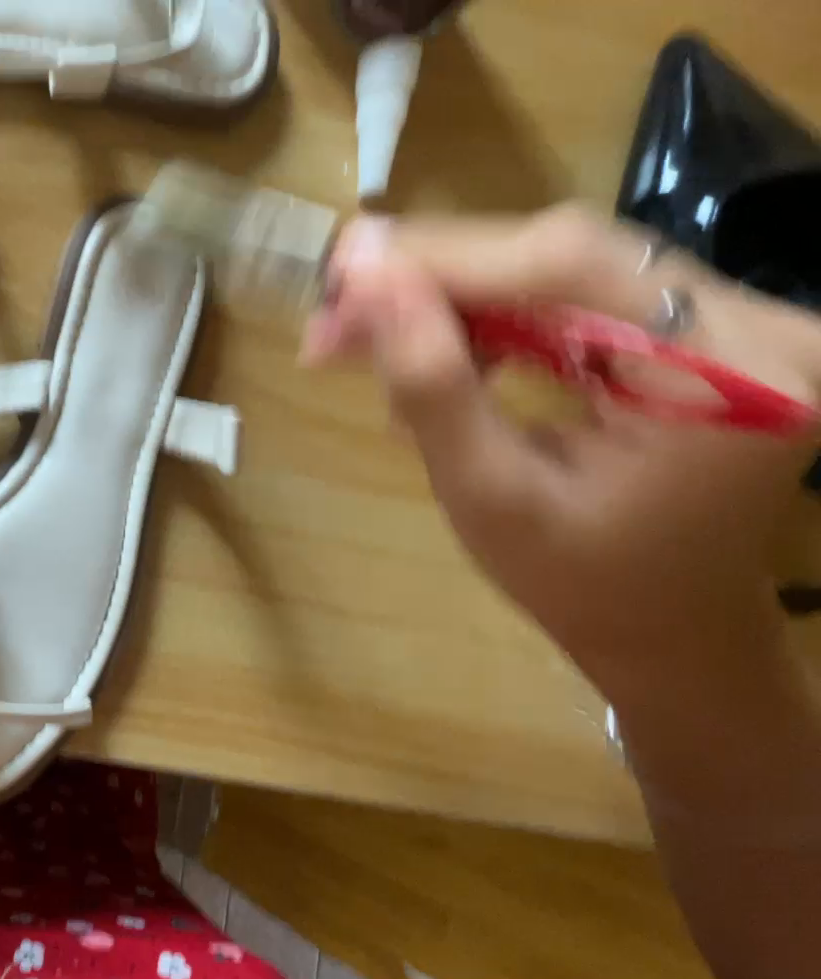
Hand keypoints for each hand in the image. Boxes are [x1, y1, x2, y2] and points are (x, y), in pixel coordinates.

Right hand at [302, 206, 820, 691]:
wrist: (661, 622)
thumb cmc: (574, 580)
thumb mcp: (486, 494)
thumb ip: (431, 386)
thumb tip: (366, 282)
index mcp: (725, 371)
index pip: (568, 265)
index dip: (442, 257)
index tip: (338, 273)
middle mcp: (752, 320)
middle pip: (564, 253)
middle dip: (432, 279)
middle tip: (330, 318)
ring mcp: (728, 319)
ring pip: (557, 266)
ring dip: (446, 298)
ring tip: (361, 343)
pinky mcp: (692, 329)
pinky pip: (569, 294)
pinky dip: (483, 317)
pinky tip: (432, 354)